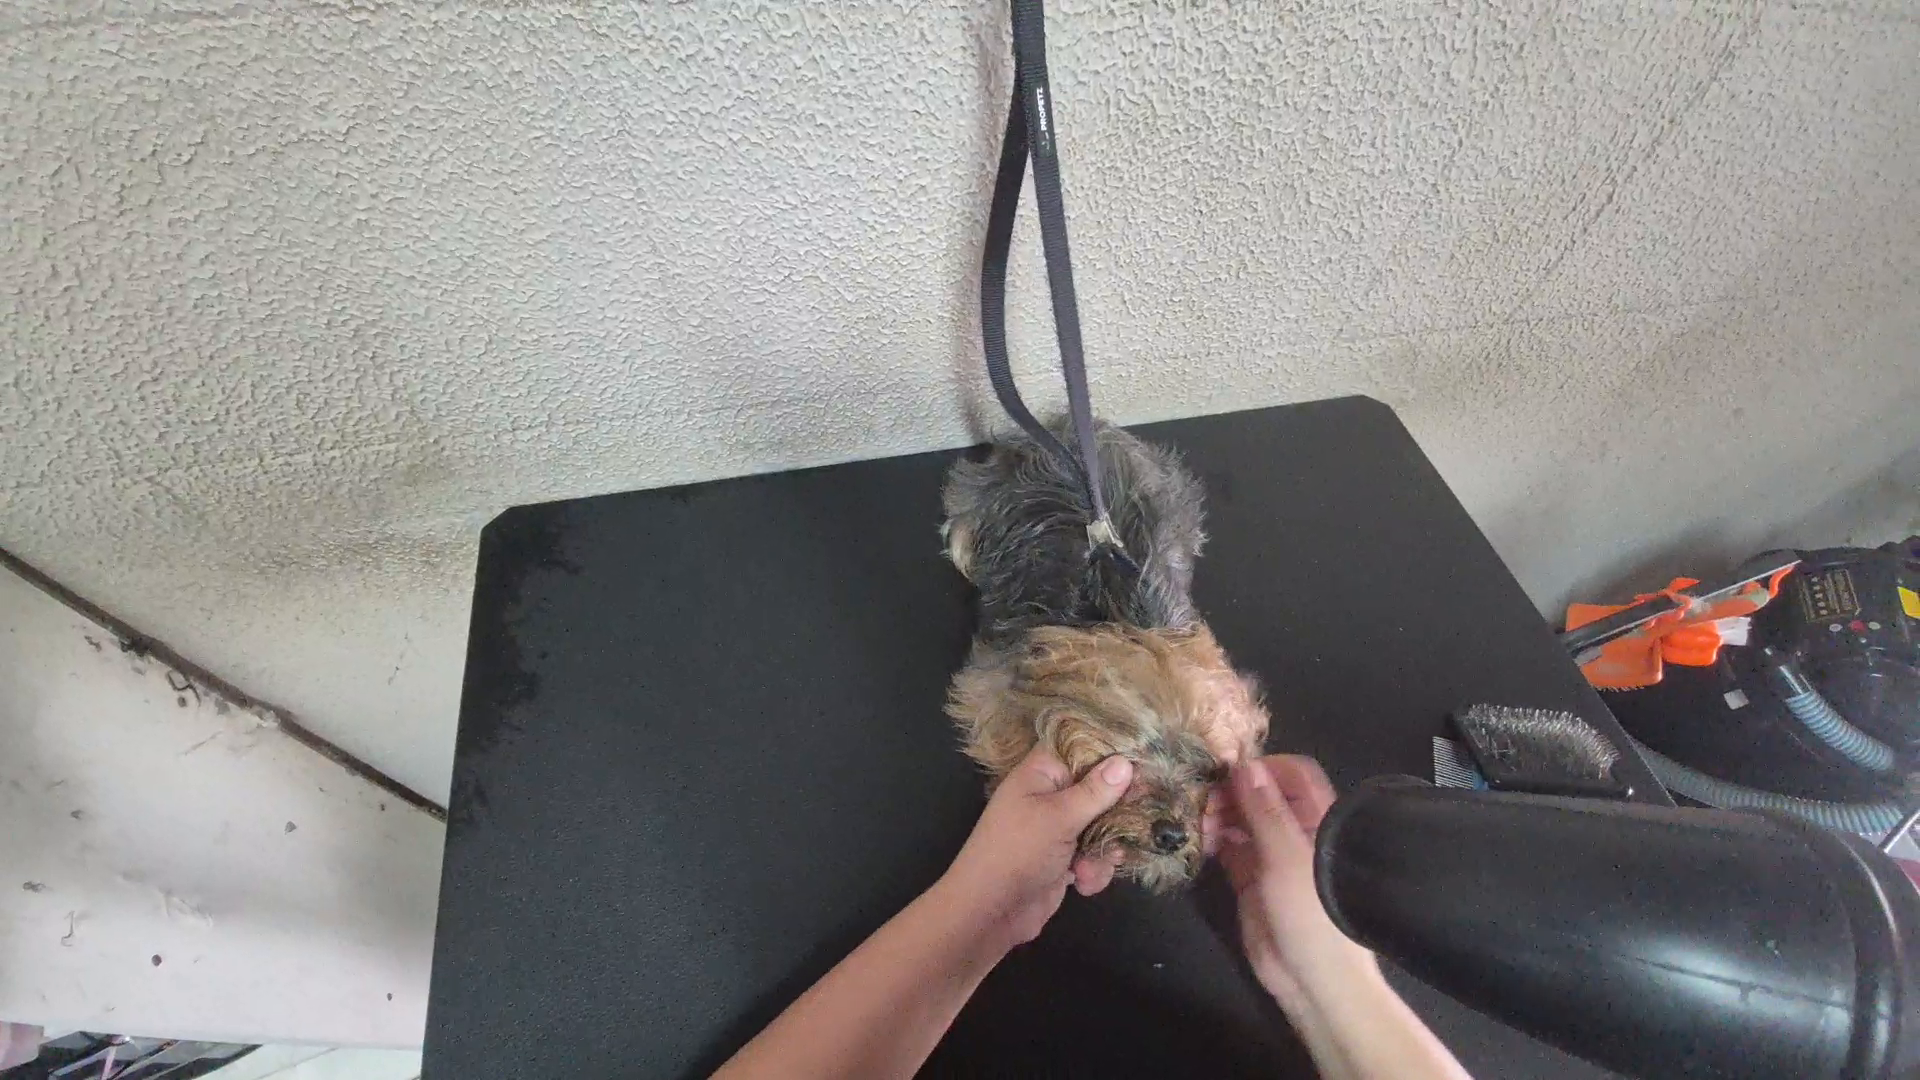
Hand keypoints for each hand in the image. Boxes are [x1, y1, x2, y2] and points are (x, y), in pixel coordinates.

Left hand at [934, 746, 1134, 949]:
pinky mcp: (1065, 857)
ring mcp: (1059, 827)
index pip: (1082, 748)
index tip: (1143, 766)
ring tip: (1089, 866)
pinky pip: (1095, 855)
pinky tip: (1081, 884)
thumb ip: (1095, 792)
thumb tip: (1125, 762)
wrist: (991, 911)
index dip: (1112, 756)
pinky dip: (1094, 870)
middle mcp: (1051, 794)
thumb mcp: (1059, 817)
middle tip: (1134, 824)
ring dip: (1103, 851)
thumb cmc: (1018, 851)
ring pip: (1103, 826)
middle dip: (1115, 815)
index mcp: (1042, 771)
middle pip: (1100, 790)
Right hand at [1214, 755, 1376, 1001]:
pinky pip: (1225, 844)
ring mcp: (1268, 852)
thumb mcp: (1288, 857)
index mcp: (1315, 819)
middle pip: (1258, 792)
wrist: (1313, 981)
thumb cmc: (1314, 914)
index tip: (1228, 770)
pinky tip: (1198, 838)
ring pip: (1238, 816)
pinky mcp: (1248, 875)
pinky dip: (1210, 837)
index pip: (1291, 773)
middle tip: (1204, 799)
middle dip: (1230, 790)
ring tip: (1200, 823)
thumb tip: (1243, 765)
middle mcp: (1291, 829)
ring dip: (1216, 813)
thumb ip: (1265, 811)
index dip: (1263, 766)